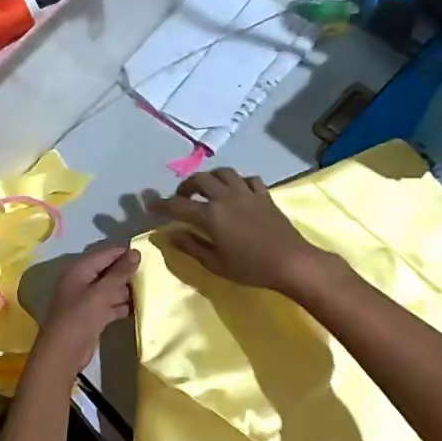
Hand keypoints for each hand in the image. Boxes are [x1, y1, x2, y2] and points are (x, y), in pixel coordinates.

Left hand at [35, 246, 139, 371]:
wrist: (63, 354)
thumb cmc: (80, 318)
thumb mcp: (101, 293)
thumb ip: (119, 273)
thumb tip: (136, 252)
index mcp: (81, 269)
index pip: (107, 253)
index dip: (127, 253)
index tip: (150, 256)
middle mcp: (83, 280)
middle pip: (110, 270)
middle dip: (129, 272)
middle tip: (154, 274)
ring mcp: (88, 298)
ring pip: (112, 288)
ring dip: (128, 290)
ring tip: (151, 290)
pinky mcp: (94, 315)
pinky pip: (111, 304)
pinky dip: (123, 305)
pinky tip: (141, 308)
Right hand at [148, 169, 337, 293]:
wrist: (290, 261)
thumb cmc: (250, 268)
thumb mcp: (215, 263)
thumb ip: (191, 246)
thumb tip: (170, 234)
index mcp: (211, 215)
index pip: (178, 206)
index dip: (161, 205)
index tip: (150, 205)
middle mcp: (226, 197)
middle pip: (200, 180)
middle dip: (186, 186)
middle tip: (182, 198)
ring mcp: (247, 193)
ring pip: (224, 173)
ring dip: (211, 178)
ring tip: (208, 189)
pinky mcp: (264, 195)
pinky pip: (248, 179)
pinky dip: (238, 182)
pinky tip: (237, 192)